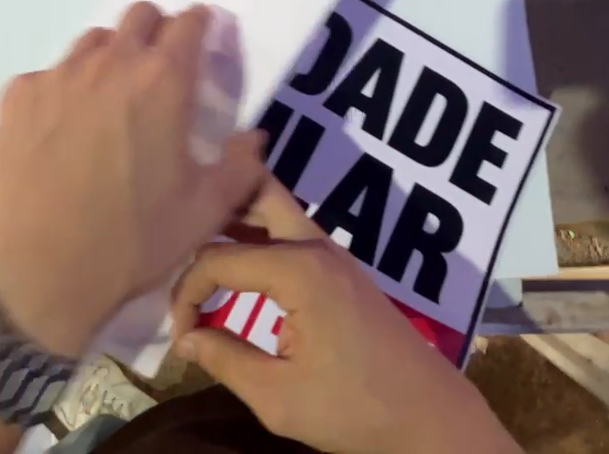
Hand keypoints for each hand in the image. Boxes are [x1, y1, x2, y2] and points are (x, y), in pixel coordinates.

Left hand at [0, 3, 265, 357]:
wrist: (36, 277)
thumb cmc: (131, 242)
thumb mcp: (205, 211)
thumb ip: (241, 166)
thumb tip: (253, 138)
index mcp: (164, 80)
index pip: (190, 21)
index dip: (201, 25)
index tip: (202, 42)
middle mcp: (112, 62)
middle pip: (140, 15)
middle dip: (157, 32)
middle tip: (158, 73)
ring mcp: (58, 75)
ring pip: (93, 41)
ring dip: (111, 57)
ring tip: (109, 102)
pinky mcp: (17, 96)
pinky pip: (48, 74)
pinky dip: (63, 90)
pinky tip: (60, 132)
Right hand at [169, 183, 518, 453]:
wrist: (428, 416)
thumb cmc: (354, 409)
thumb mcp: (279, 397)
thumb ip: (225, 359)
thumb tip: (185, 337)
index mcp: (298, 269)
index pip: (219, 257)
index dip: (187, 292)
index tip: (179, 334)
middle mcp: (313, 243)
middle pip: (254, 191)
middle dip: (212, 211)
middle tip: (180, 249)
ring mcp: (330, 249)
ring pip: (273, 205)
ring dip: (236, 218)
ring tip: (198, 248)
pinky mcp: (338, 264)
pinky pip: (288, 228)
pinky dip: (257, 233)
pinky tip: (240, 262)